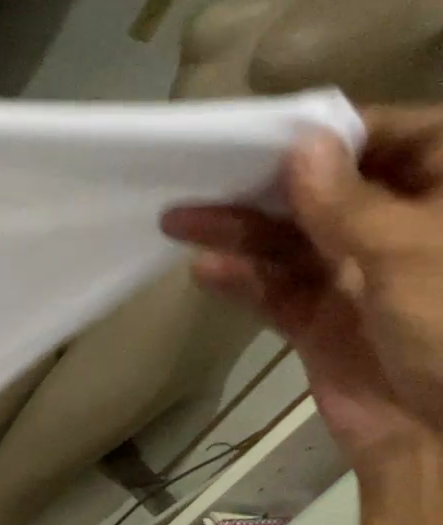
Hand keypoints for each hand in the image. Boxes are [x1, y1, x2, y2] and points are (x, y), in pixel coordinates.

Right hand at [162, 108, 442, 476]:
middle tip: (205, 176)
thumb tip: (305, 144)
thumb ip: (350, 203)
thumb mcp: (410, 253)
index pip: (408, 141)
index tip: (272, 133)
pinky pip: (276, 292)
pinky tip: (205, 270)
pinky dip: (241, 281)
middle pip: (337, 193)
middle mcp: (414, 231)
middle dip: (271, 186)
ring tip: (179, 220)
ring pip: (296, 243)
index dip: (340, 137)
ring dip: (240, 232)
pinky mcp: (324, 321)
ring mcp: (367, 279)